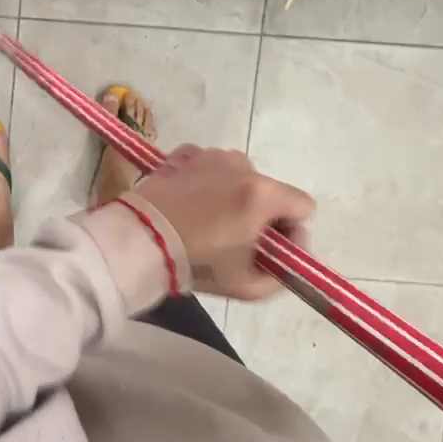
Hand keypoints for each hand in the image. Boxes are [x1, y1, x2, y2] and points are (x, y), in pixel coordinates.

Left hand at [132, 145, 313, 299]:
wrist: (139, 240)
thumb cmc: (196, 262)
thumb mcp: (248, 286)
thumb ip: (280, 276)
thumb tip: (286, 260)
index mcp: (262, 194)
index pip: (303, 206)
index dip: (293, 231)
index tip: (270, 248)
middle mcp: (240, 166)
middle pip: (270, 190)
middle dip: (261, 214)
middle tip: (236, 238)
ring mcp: (208, 156)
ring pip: (239, 175)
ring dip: (234, 195)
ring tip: (209, 220)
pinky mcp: (181, 156)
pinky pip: (207, 165)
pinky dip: (206, 180)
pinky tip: (191, 201)